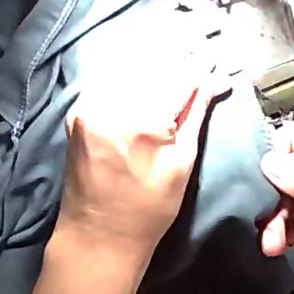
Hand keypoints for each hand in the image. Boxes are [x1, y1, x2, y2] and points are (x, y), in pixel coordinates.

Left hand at [52, 59, 226, 293]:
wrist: (97, 236)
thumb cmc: (148, 210)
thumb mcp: (182, 163)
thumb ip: (195, 114)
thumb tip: (214, 81)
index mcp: (140, 122)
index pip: (178, 77)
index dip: (201, 65)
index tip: (216, 57)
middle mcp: (109, 105)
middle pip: (152, 65)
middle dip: (180, 60)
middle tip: (202, 60)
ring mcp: (87, 106)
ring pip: (128, 67)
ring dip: (155, 64)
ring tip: (177, 69)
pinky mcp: (77, 111)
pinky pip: (108, 79)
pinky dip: (130, 75)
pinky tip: (147, 80)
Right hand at [258, 117, 293, 293]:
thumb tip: (267, 161)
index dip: (286, 143)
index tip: (268, 165)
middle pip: (286, 167)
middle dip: (271, 186)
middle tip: (264, 206)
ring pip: (279, 198)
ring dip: (270, 216)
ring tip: (272, 238)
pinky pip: (281, 225)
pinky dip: (273, 234)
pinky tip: (273, 247)